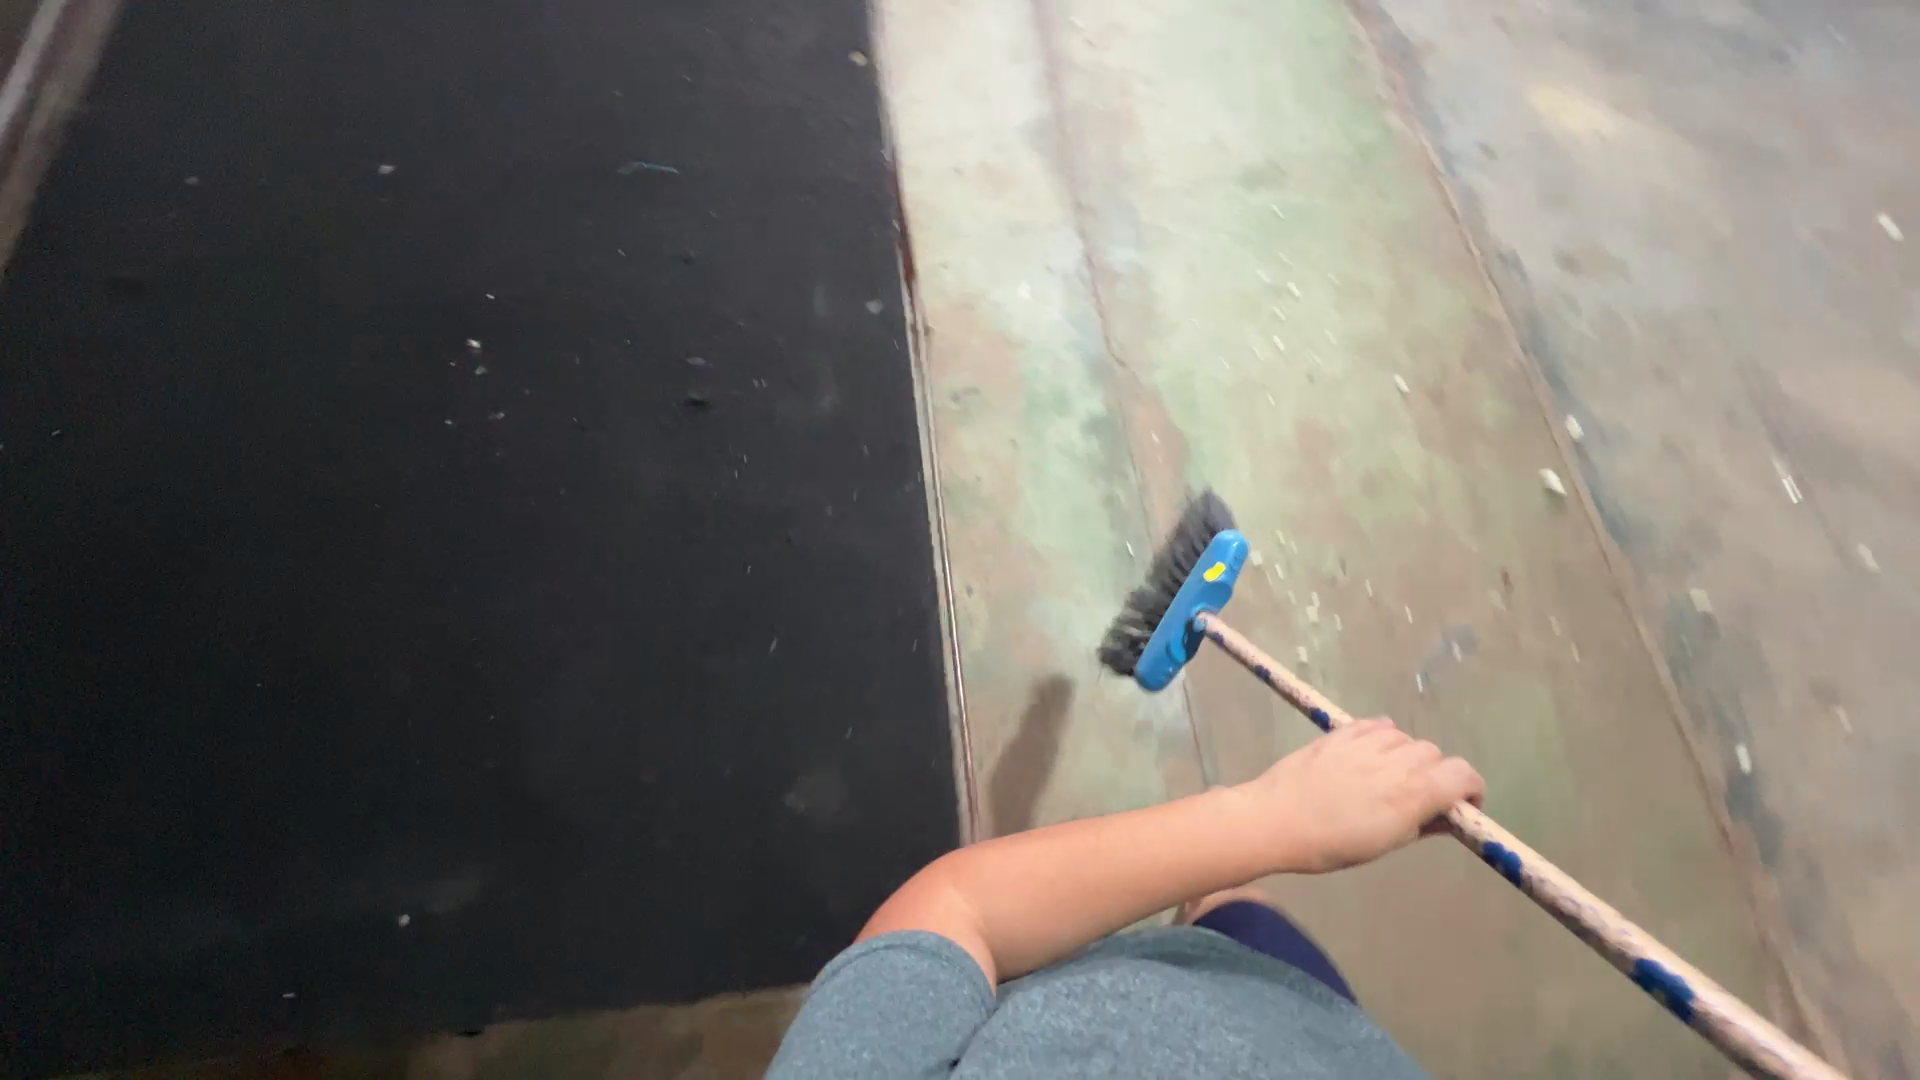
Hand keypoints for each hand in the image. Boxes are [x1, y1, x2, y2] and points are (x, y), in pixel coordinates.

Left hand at [1233, 719, 1484, 874]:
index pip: (1464, 774)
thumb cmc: (1332, 844)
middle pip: (1434, 754)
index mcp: (1413, 793)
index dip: (1470, 789)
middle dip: (1435, 773)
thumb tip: (1447, 815)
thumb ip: (1422, 823)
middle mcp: (1395, 761)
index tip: (1458, 805)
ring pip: (1404, 737)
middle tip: (1415, 794)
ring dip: (1405, 753)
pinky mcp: (1339, 733)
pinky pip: (1375, 724)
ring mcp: (1365, 743)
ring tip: (1386, 774)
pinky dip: (1381, 735)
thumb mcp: (1386, 843)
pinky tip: (1370, 751)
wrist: (1277, 819)